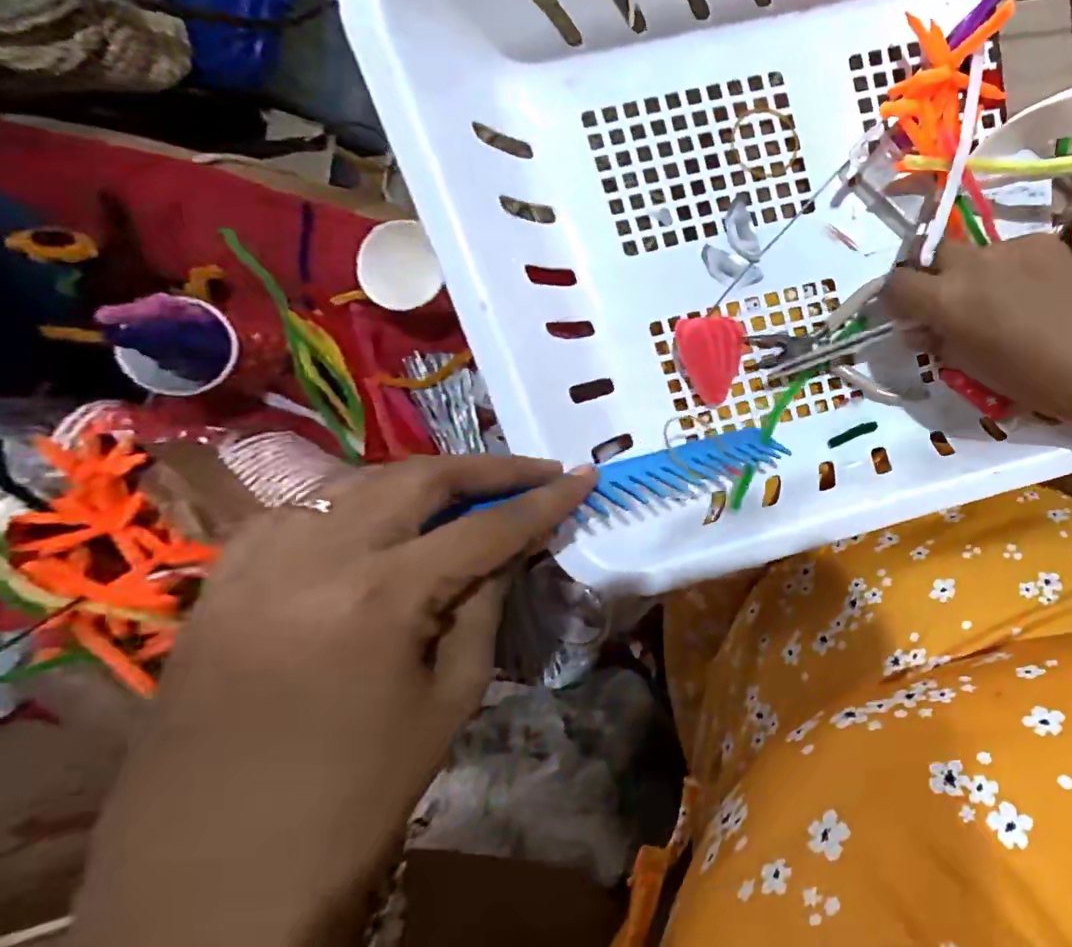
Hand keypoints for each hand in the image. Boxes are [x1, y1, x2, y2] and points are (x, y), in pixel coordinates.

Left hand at [72, 455, 596, 946]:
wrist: (220, 873)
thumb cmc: (364, 786)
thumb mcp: (453, 691)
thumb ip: (483, 602)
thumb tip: (513, 546)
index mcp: (377, 599)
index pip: (484, 527)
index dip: (544, 500)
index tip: (585, 477)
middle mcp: (309, 565)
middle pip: (413, 482)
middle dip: (487, 470)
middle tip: (538, 472)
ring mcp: (250, 573)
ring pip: (348, 485)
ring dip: (419, 480)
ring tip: (469, 489)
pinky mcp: (216, 593)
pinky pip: (291, 518)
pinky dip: (348, 504)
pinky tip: (378, 519)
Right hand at [883, 235, 1071, 420]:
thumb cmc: (1036, 381)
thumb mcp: (976, 371)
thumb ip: (941, 343)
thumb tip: (923, 330)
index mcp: (948, 299)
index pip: (897, 284)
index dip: (897, 300)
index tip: (910, 317)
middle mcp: (971, 263)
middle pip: (933, 256)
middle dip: (935, 279)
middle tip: (954, 307)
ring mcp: (1009, 246)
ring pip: (976, 254)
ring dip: (977, 275)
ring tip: (1006, 305)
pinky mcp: (1043, 241)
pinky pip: (1013, 252)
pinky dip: (1013, 271)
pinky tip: (1037, 296)